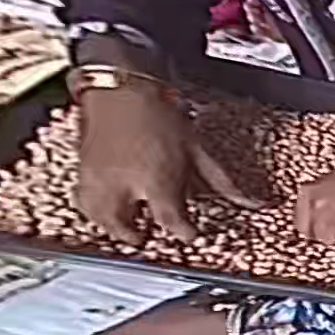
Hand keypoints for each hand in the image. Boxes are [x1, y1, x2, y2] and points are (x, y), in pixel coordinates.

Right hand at [76, 86, 259, 243]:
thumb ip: (225, 186)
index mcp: (155, 180)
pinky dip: (92, 210)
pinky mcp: (79, 167)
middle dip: (134, 235)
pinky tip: (108, 211)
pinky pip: (80, 198)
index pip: (169, 219)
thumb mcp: (202, 156)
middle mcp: (120, 181)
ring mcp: (94, 174)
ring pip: (93, 213)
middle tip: (150, 241)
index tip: (193, 238)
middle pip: (119, 222)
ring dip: (109, 226)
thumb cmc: (164, 121)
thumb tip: (254, 204)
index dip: (184, 233)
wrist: (122, 93)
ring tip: (131, 231)